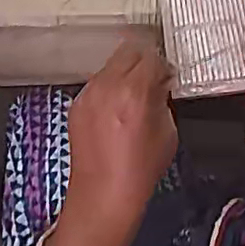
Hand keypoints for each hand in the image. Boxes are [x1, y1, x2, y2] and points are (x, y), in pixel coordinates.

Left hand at [64, 40, 177, 224]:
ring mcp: (88, 94)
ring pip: (110, 65)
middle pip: (128, 51)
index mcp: (135, 92)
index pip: (151, 56)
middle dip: (143, 60)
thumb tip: (160, 85)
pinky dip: (108, 87)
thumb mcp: (167, 131)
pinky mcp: (77, 104)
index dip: (163, 65)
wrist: (103, 193)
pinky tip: (116, 109)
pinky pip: (96, 83)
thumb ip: (163, 99)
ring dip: (124, 72)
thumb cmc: (138, 170)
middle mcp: (107, 86)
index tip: (167, 74)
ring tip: (133, 95)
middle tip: (152, 76)